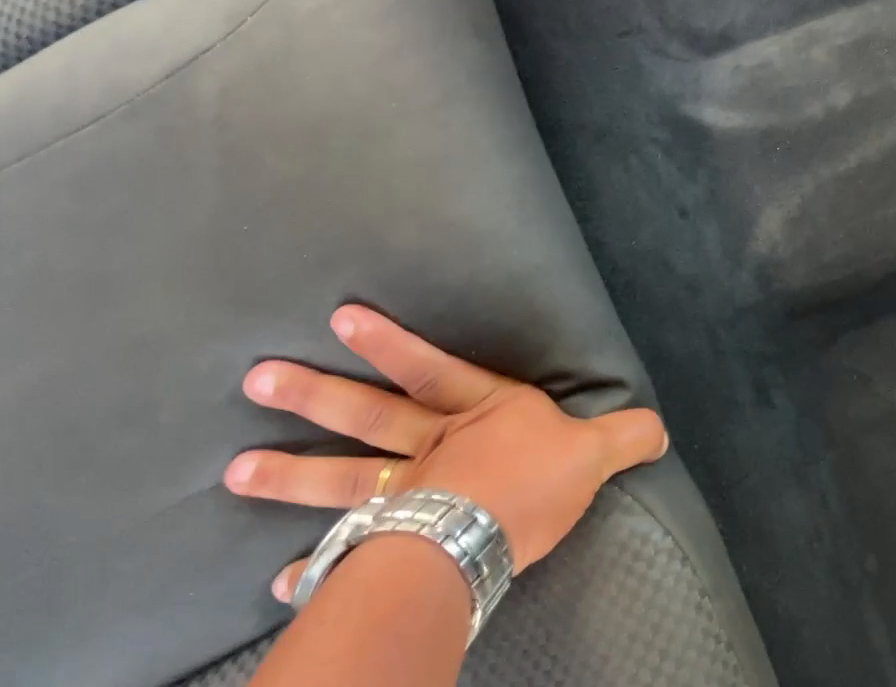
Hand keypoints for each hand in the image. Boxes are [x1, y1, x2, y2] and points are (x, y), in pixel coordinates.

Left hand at [225, 305, 667, 600]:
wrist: (491, 540)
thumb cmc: (538, 484)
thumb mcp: (596, 452)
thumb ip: (626, 435)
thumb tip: (661, 428)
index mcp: (482, 415)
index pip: (432, 368)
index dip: (391, 343)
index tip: (341, 317)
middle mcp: (433, 447)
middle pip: (370, 416)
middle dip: (316, 396)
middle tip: (256, 378)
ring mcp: (405, 495)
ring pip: (341, 480)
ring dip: (290, 475)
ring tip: (234, 470)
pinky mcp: (394, 543)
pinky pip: (347, 554)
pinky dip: (316, 567)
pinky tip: (282, 579)